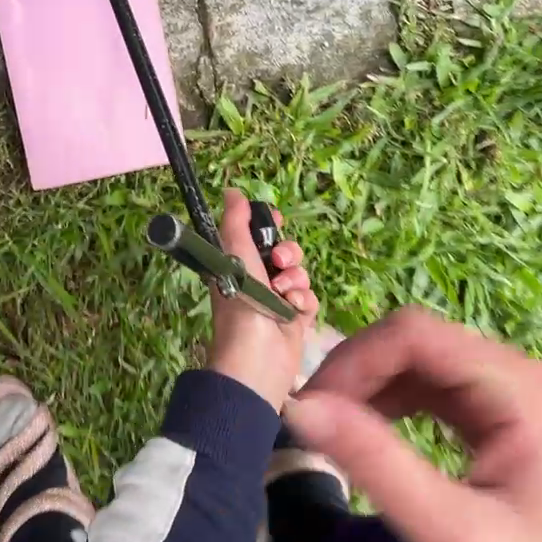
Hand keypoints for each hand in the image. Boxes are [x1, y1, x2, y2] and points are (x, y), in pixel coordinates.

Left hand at [203, 189, 319, 411]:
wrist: (257, 351)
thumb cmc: (241, 297)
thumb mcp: (234, 251)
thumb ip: (235, 220)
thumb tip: (232, 190)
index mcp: (238, 262)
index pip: (257, 235)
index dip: (269, 226)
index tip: (276, 220)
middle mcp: (257, 278)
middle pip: (284, 251)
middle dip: (287, 252)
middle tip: (278, 260)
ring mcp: (277, 299)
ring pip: (299, 273)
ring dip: (295, 277)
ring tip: (283, 291)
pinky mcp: (296, 319)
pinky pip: (309, 298)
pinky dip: (303, 300)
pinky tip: (294, 308)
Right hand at [284, 308, 541, 541]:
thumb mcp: (461, 537)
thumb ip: (375, 464)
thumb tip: (298, 408)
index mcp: (529, 390)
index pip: (415, 333)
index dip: (353, 358)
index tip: (310, 406)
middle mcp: (535, 381)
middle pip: (425, 346)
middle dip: (363, 376)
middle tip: (318, 423)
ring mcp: (539, 406)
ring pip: (436, 371)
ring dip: (382, 393)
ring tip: (342, 434)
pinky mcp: (535, 434)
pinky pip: (457, 401)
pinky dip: (411, 412)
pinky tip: (385, 442)